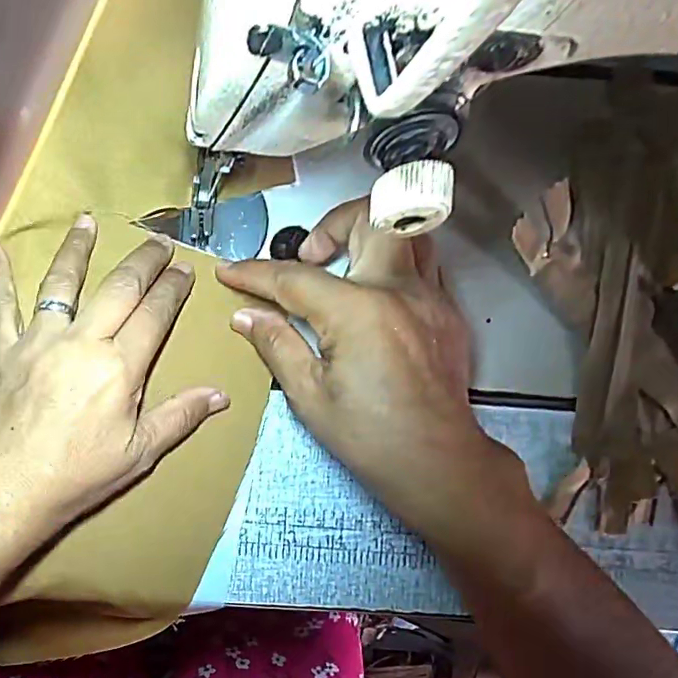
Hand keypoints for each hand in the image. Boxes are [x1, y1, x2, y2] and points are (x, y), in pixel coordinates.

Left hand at [0, 214, 229, 539]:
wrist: (8, 489)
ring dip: (77, 250)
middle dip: (143, 261)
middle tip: (158, 242)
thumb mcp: (137, 454)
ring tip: (87, 222)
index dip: (173, 289)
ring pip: (61, 284)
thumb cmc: (75, 477)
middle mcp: (80, 343)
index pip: (155, 314)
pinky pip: (1, 309)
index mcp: (119, 367)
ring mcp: (38, 343)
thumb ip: (177, 418)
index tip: (184, 271)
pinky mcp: (4, 353)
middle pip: (118, 289)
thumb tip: (219, 395)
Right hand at [217, 198, 526, 541]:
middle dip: (332, 224)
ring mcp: (431, 298)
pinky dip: (390, 266)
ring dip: (369, 237)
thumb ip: (276, 344)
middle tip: (308, 258)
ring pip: (408, 232)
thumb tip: (247, 315)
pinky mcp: (447, 313)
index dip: (254, 273)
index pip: (295, 277)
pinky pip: (422, 266)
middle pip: (374, 217)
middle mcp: (400, 291)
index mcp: (358, 311)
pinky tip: (369, 301)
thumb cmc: (367, 435)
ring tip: (340, 269)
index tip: (230, 272)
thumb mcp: (307, 394)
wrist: (435, 461)